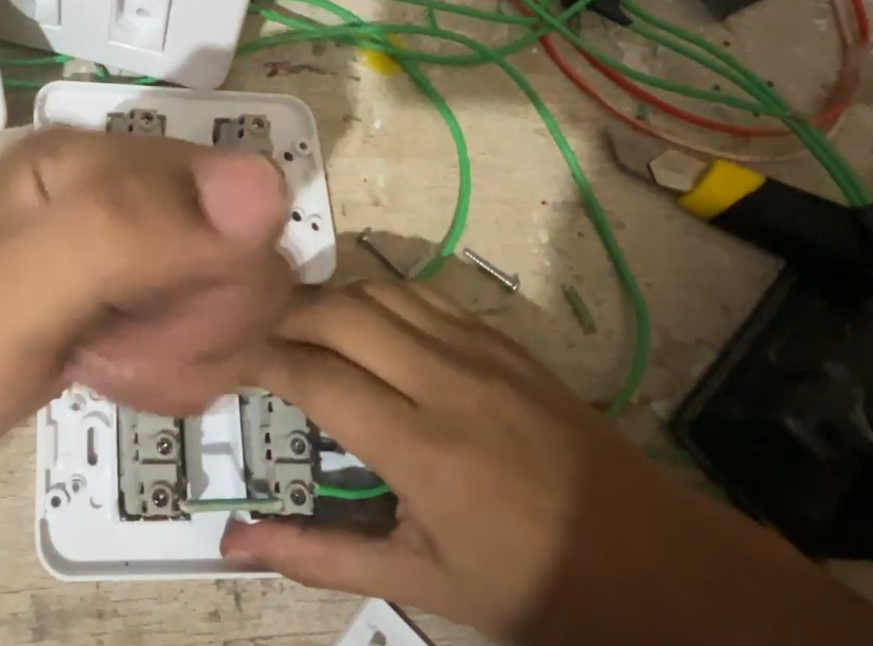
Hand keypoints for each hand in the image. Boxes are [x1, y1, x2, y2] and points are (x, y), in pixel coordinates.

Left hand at [0, 128, 295, 485]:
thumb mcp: (15, 292)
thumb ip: (128, 230)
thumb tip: (265, 184)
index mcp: (91, 159)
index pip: (241, 198)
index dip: (222, 276)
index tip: (158, 325)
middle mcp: (111, 186)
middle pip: (238, 248)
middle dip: (198, 321)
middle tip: (118, 352)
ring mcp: (112, 242)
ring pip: (221, 294)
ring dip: (180, 350)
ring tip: (101, 364)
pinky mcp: (112, 292)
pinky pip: (189, 324)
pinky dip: (166, 363)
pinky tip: (106, 373)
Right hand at [219, 280, 693, 638]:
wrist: (652, 560)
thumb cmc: (524, 581)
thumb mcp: (417, 581)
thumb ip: (317, 553)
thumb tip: (231, 544)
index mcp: (422, 450)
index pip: (315, 376)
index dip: (258, 357)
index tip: (220, 355)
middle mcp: (446, 383)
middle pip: (338, 314)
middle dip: (280, 314)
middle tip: (245, 333)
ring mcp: (480, 352)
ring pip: (377, 291)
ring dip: (326, 298)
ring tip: (294, 324)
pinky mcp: (503, 339)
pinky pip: (422, 292)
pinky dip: (375, 294)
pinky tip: (360, 321)